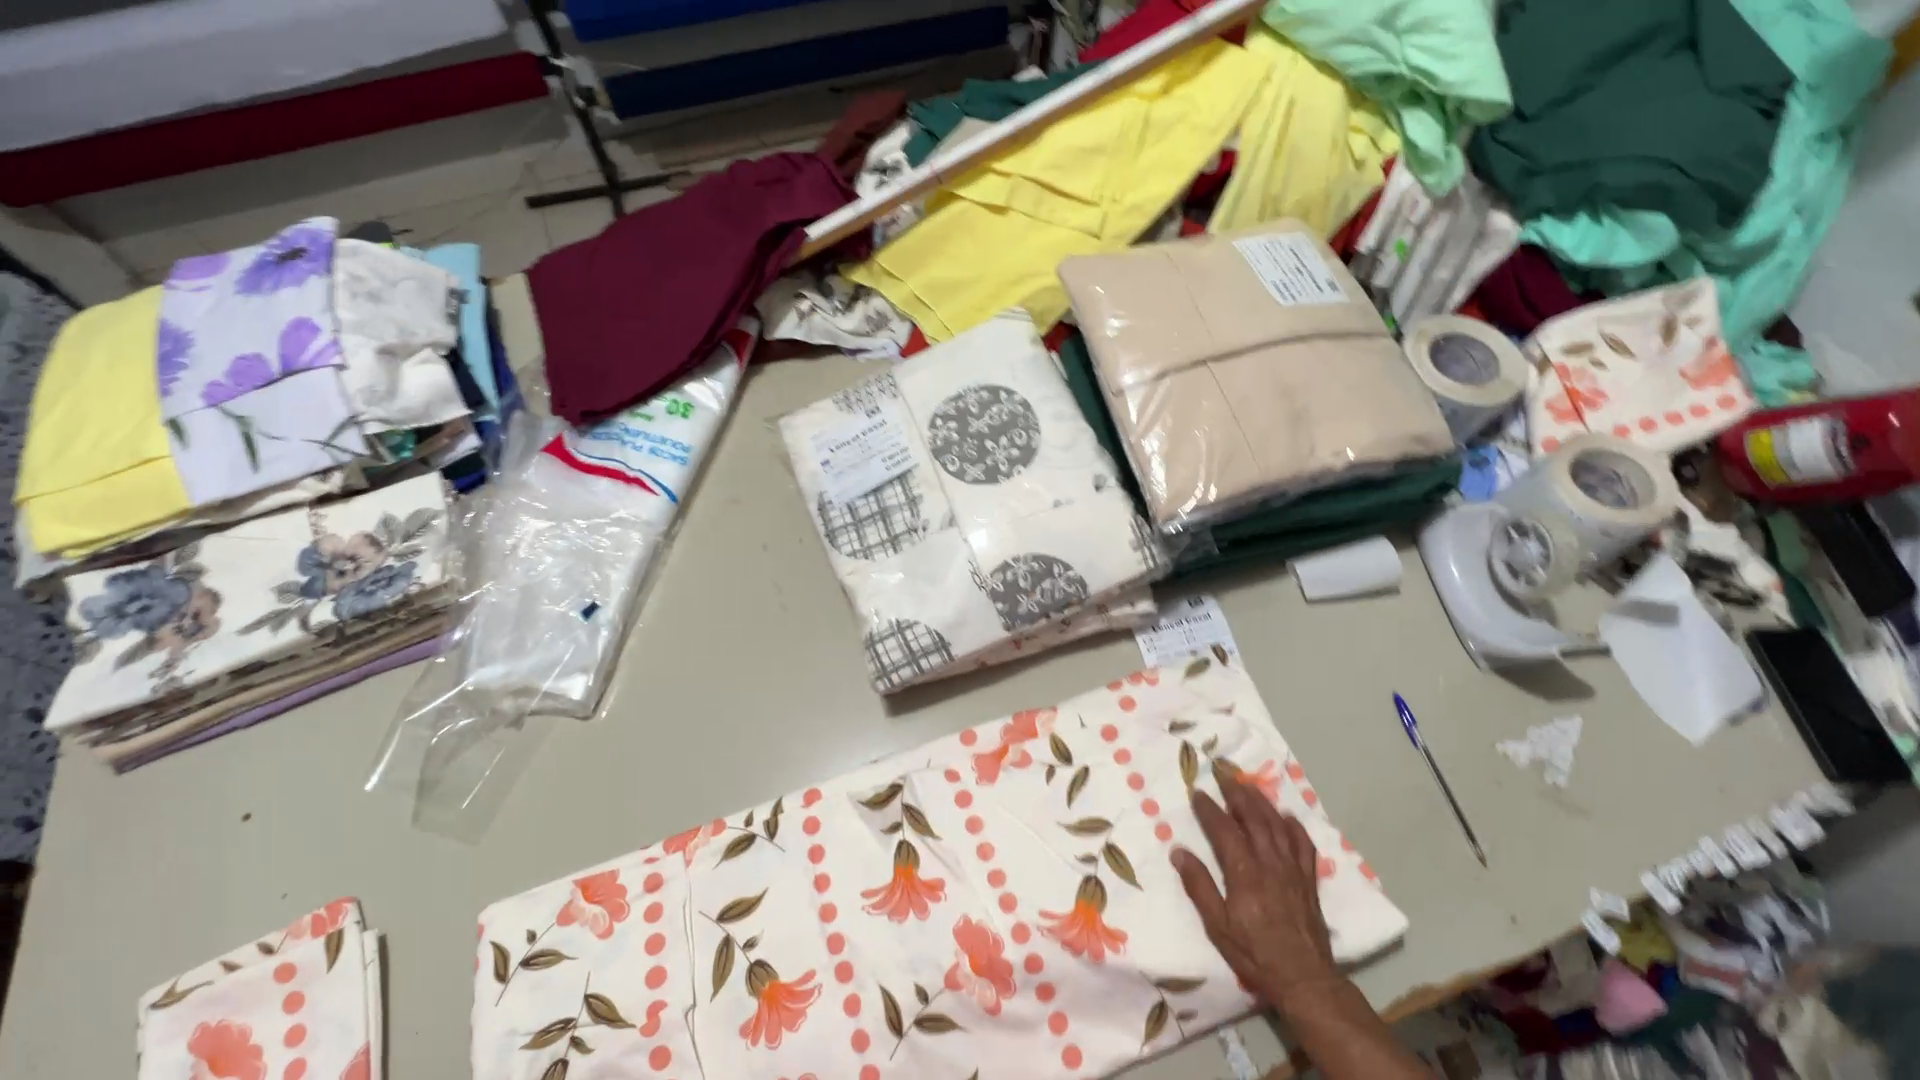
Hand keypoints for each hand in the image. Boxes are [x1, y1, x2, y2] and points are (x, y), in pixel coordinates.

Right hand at [1171, 779, 1340, 1014]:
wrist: (1303, 977)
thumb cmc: (1254, 953)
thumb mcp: (1217, 926)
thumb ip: (1199, 886)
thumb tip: (1179, 851)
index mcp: (1244, 873)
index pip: (1224, 830)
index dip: (1209, 809)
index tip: (1197, 791)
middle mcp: (1270, 863)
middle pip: (1253, 818)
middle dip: (1237, 793)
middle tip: (1224, 773)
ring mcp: (1293, 869)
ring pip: (1278, 825)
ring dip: (1262, 801)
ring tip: (1248, 785)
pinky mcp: (1309, 879)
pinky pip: (1303, 844)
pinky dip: (1294, 825)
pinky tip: (1286, 816)